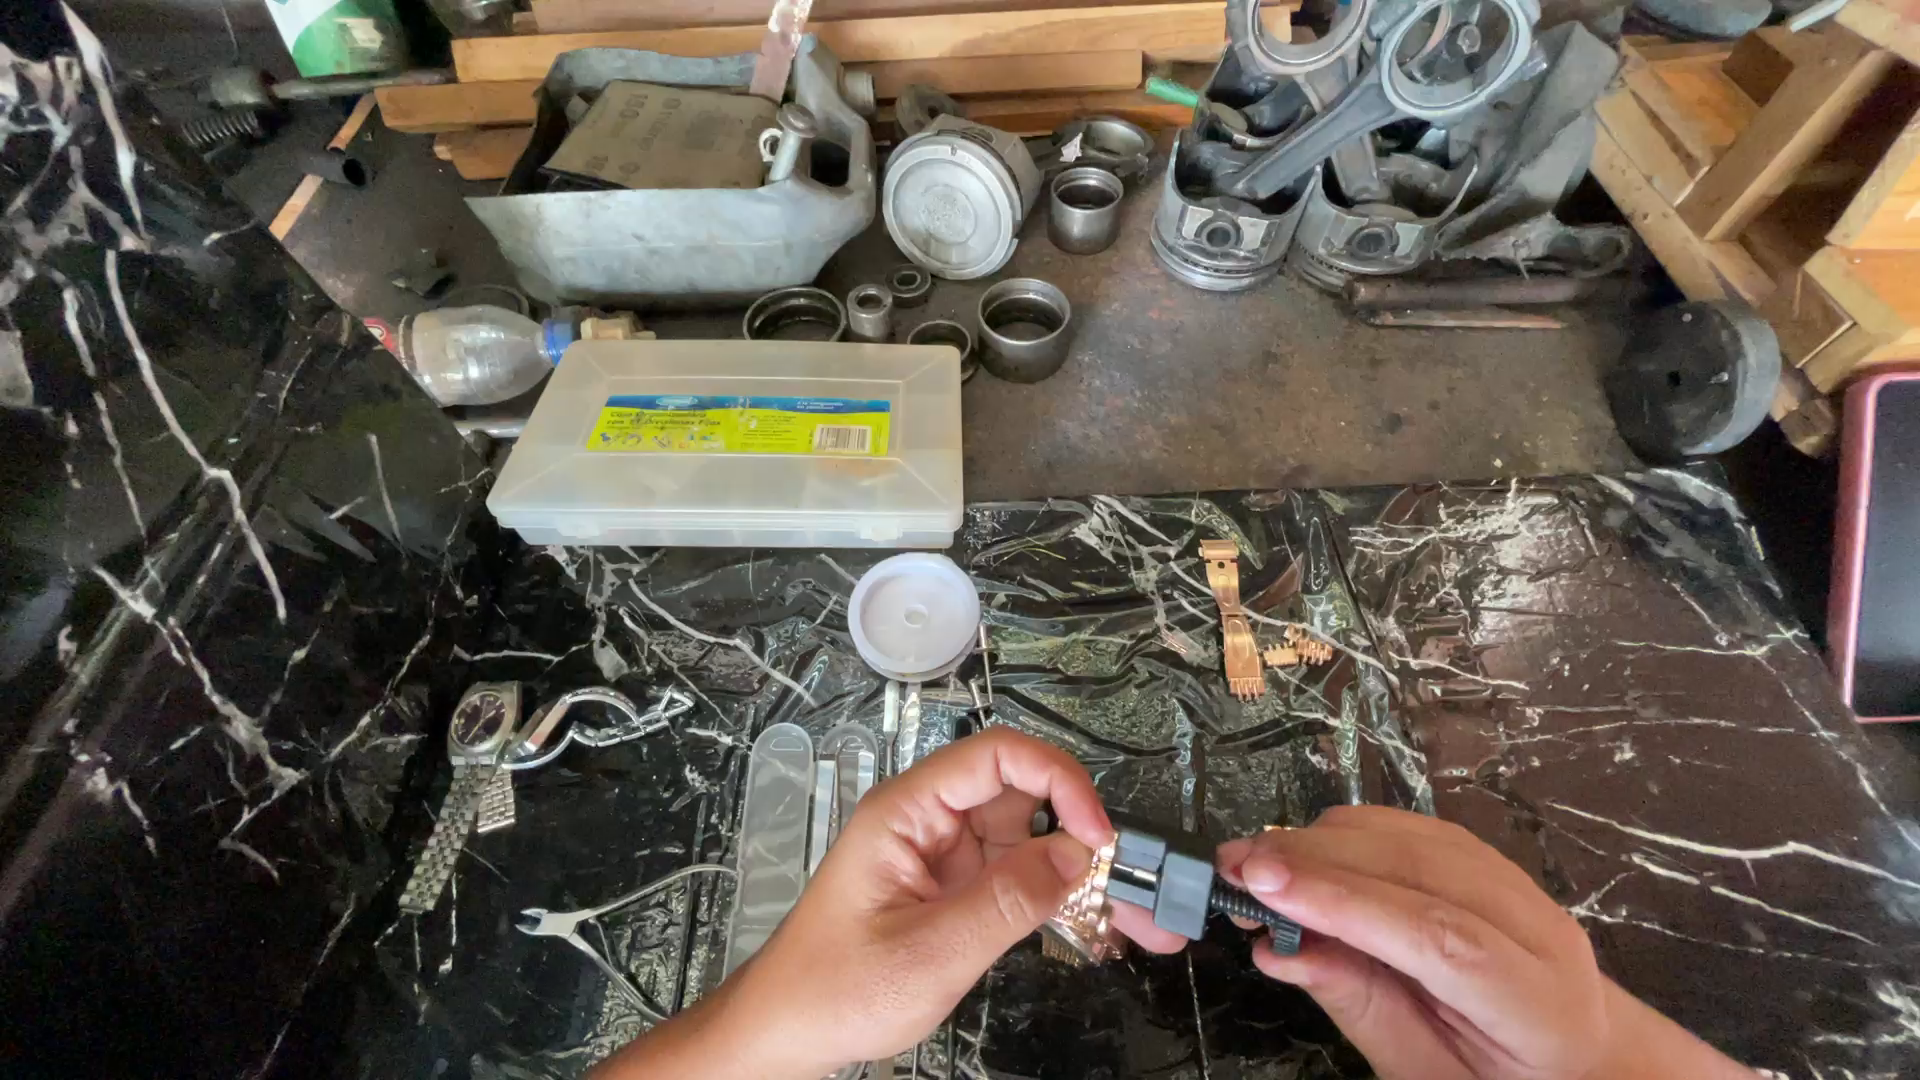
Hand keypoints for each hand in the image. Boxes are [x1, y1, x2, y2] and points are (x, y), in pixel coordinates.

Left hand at [594, 728, 1181, 1079]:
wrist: (788, 1032)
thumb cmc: (839, 988)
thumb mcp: (926, 953)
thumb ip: (1004, 902)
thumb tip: (1078, 854)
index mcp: (911, 808)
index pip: (994, 757)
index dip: (1055, 777)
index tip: (1096, 833)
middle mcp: (934, 818)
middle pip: (1021, 796)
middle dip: (1083, 830)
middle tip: (1136, 883)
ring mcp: (948, 853)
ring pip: (1029, 840)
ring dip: (1083, 874)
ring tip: (1141, 921)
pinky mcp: (957, 887)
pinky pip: (1018, 878)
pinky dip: (1058, 900)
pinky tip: (1100, 929)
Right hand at [1218, 806, 1753, 1079]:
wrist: (1571, 1056)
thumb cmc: (1488, 1078)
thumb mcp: (1421, 1071)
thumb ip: (1355, 1002)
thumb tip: (1274, 948)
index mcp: (1541, 1005)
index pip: (1440, 939)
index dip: (1343, 903)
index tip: (1261, 885)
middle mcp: (1536, 925)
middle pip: (1414, 867)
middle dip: (1312, 859)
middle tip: (1233, 865)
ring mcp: (1508, 877)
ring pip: (1400, 833)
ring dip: (1315, 839)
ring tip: (1252, 863)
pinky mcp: (1474, 851)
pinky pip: (1396, 824)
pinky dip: (1335, 832)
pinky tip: (1298, 857)